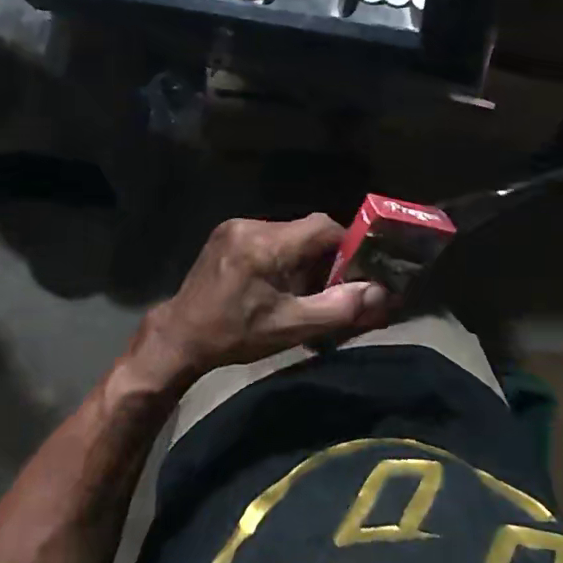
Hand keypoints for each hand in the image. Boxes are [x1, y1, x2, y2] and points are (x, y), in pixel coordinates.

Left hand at [129, 214, 391, 388]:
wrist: (180, 336)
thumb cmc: (236, 334)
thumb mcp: (292, 327)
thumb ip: (339, 307)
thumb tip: (382, 293)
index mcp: (267, 244)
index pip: (323, 226)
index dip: (346, 246)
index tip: (352, 273)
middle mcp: (250, 226)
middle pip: (306, 230)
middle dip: (323, 257)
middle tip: (326, 289)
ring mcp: (234, 227)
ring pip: (287, 234)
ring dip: (301, 257)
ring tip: (297, 291)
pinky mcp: (225, 234)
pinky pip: (267, 237)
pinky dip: (280, 255)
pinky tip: (273, 284)